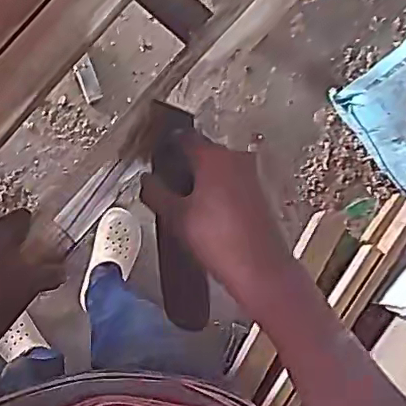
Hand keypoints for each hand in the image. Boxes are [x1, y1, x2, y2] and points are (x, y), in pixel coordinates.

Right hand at [140, 130, 297, 307]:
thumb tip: (146, 182)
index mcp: (214, 158)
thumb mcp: (175, 217)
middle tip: (163, 182)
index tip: (154, 156)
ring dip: (197, 180)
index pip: (183, 138)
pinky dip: (213, 192)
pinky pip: (228, 183)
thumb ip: (156, 193)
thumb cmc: (220, 241)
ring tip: (180, 202)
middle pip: (201, 152)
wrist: (258, 268)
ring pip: (215, 169)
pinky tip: (202, 214)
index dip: (165, 146)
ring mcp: (249, 176)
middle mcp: (236, 160)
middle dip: (181, 165)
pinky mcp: (256, 194)